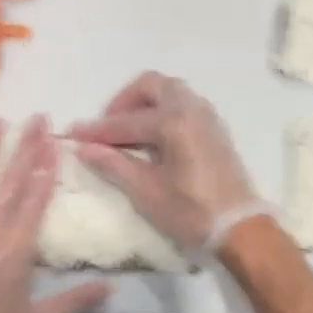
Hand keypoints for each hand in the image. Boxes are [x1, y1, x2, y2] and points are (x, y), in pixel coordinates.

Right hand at [68, 73, 273, 252]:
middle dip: (124, 102)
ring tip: (128, 133)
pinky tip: (152, 140)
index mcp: (173, 122)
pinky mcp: (215, 130)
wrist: (238, 227)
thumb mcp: (147, 192)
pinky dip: (163, 112)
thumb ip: (115, 165)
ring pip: (170, 92)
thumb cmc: (191, 212)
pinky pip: (184, 106)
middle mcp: (192, 108)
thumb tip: (85, 148)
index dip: (98, 130)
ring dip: (144, 105)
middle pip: (151, 86)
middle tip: (108, 128)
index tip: (74, 134)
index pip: (126, 121)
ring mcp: (207, 117)